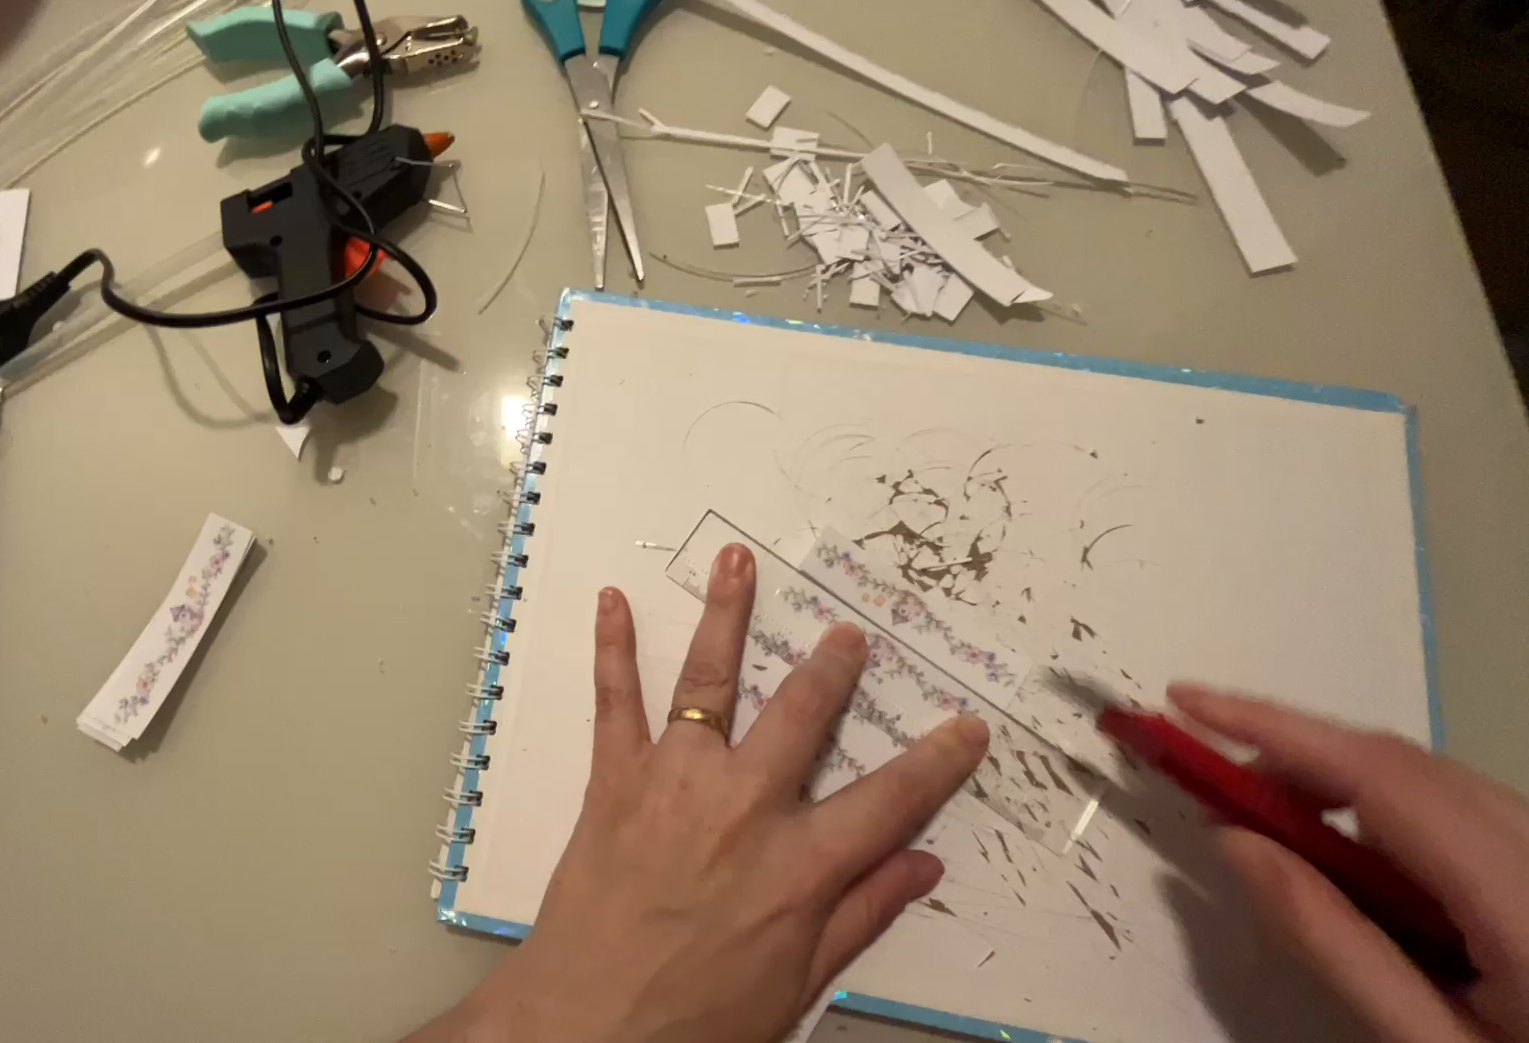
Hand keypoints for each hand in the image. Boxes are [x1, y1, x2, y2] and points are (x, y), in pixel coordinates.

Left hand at [409, 545, 989, 1042]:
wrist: (589, 1026)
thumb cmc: (699, 1018)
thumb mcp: (798, 983)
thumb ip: (861, 914)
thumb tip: (924, 862)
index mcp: (799, 864)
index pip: (890, 801)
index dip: (936, 763)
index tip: (967, 725)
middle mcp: (742, 805)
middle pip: (800, 715)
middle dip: (831, 668)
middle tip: (848, 631)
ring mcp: (674, 780)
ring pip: (708, 682)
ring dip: (725, 615)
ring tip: (734, 561)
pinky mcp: (614, 777)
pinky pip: (615, 701)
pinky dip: (612, 648)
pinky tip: (612, 601)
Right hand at [1170, 683, 1528, 1042]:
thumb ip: (1334, 944)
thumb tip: (1230, 838)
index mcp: (1524, 898)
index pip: (1380, 774)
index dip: (1272, 725)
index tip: (1180, 701)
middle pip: (1403, 764)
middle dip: (1293, 756)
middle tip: (1216, 790)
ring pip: (1433, 784)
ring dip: (1336, 788)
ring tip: (1280, 838)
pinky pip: (1463, 814)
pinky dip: (1384, 816)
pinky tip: (1361, 870)